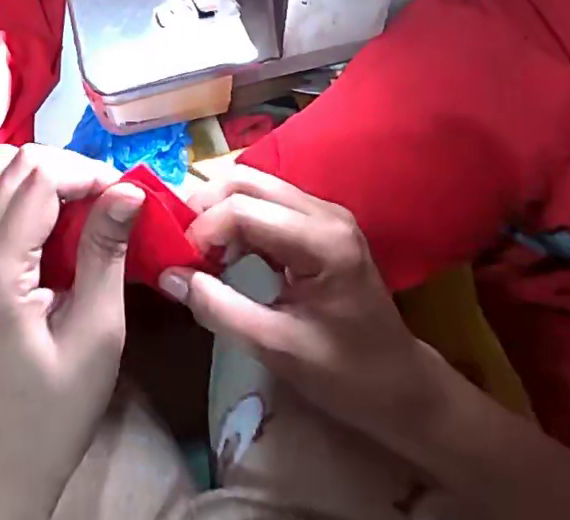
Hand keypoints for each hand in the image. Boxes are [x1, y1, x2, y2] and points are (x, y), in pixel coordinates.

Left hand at [0, 144, 145, 517]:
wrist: (9, 453)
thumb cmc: (59, 404)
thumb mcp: (97, 331)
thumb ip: (106, 251)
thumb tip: (129, 188)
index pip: (39, 178)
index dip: (88, 173)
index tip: (128, 196)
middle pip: (18, 163)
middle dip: (73, 168)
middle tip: (114, 199)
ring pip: (5, 170)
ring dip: (53, 174)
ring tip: (91, 203)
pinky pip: (1, 195)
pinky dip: (37, 189)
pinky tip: (65, 217)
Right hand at [157, 165, 449, 448]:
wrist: (402, 387)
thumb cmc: (346, 374)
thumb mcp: (275, 347)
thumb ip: (218, 307)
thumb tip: (167, 276)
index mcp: (322, 241)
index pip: (243, 210)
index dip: (202, 231)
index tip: (181, 265)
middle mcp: (324, 211)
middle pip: (246, 181)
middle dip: (206, 208)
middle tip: (183, 248)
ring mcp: (324, 212)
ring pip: (254, 185)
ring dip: (219, 210)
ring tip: (201, 251)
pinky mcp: (319, 221)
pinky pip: (266, 201)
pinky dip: (237, 218)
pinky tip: (227, 251)